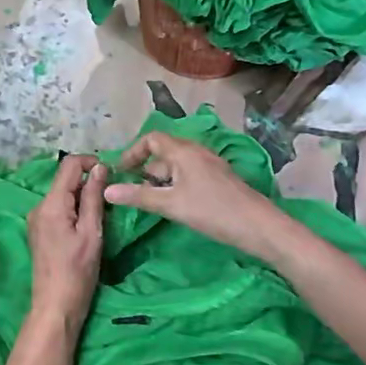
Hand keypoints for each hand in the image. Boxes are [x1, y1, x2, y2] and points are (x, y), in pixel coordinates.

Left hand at [25, 155, 107, 327]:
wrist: (55, 306)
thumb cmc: (78, 271)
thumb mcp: (92, 232)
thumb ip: (94, 197)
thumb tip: (100, 168)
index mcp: (51, 203)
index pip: (69, 164)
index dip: (91, 162)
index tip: (111, 176)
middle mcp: (39, 206)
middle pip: (66, 179)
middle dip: (89, 183)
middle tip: (110, 201)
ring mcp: (36, 219)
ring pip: (63, 194)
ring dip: (83, 197)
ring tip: (101, 217)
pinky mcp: (39, 230)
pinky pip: (59, 209)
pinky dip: (74, 210)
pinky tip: (87, 228)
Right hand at [102, 132, 284, 258]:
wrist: (258, 226)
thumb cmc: (212, 211)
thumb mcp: (171, 204)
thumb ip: (139, 196)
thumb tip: (107, 190)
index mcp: (183, 151)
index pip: (151, 139)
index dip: (132, 152)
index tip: (120, 172)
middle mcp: (196, 152)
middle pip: (163, 151)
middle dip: (145, 168)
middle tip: (131, 191)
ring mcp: (209, 165)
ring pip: (176, 165)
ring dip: (160, 179)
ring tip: (149, 201)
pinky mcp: (218, 179)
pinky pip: (188, 174)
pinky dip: (175, 184)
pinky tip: (174, 204)